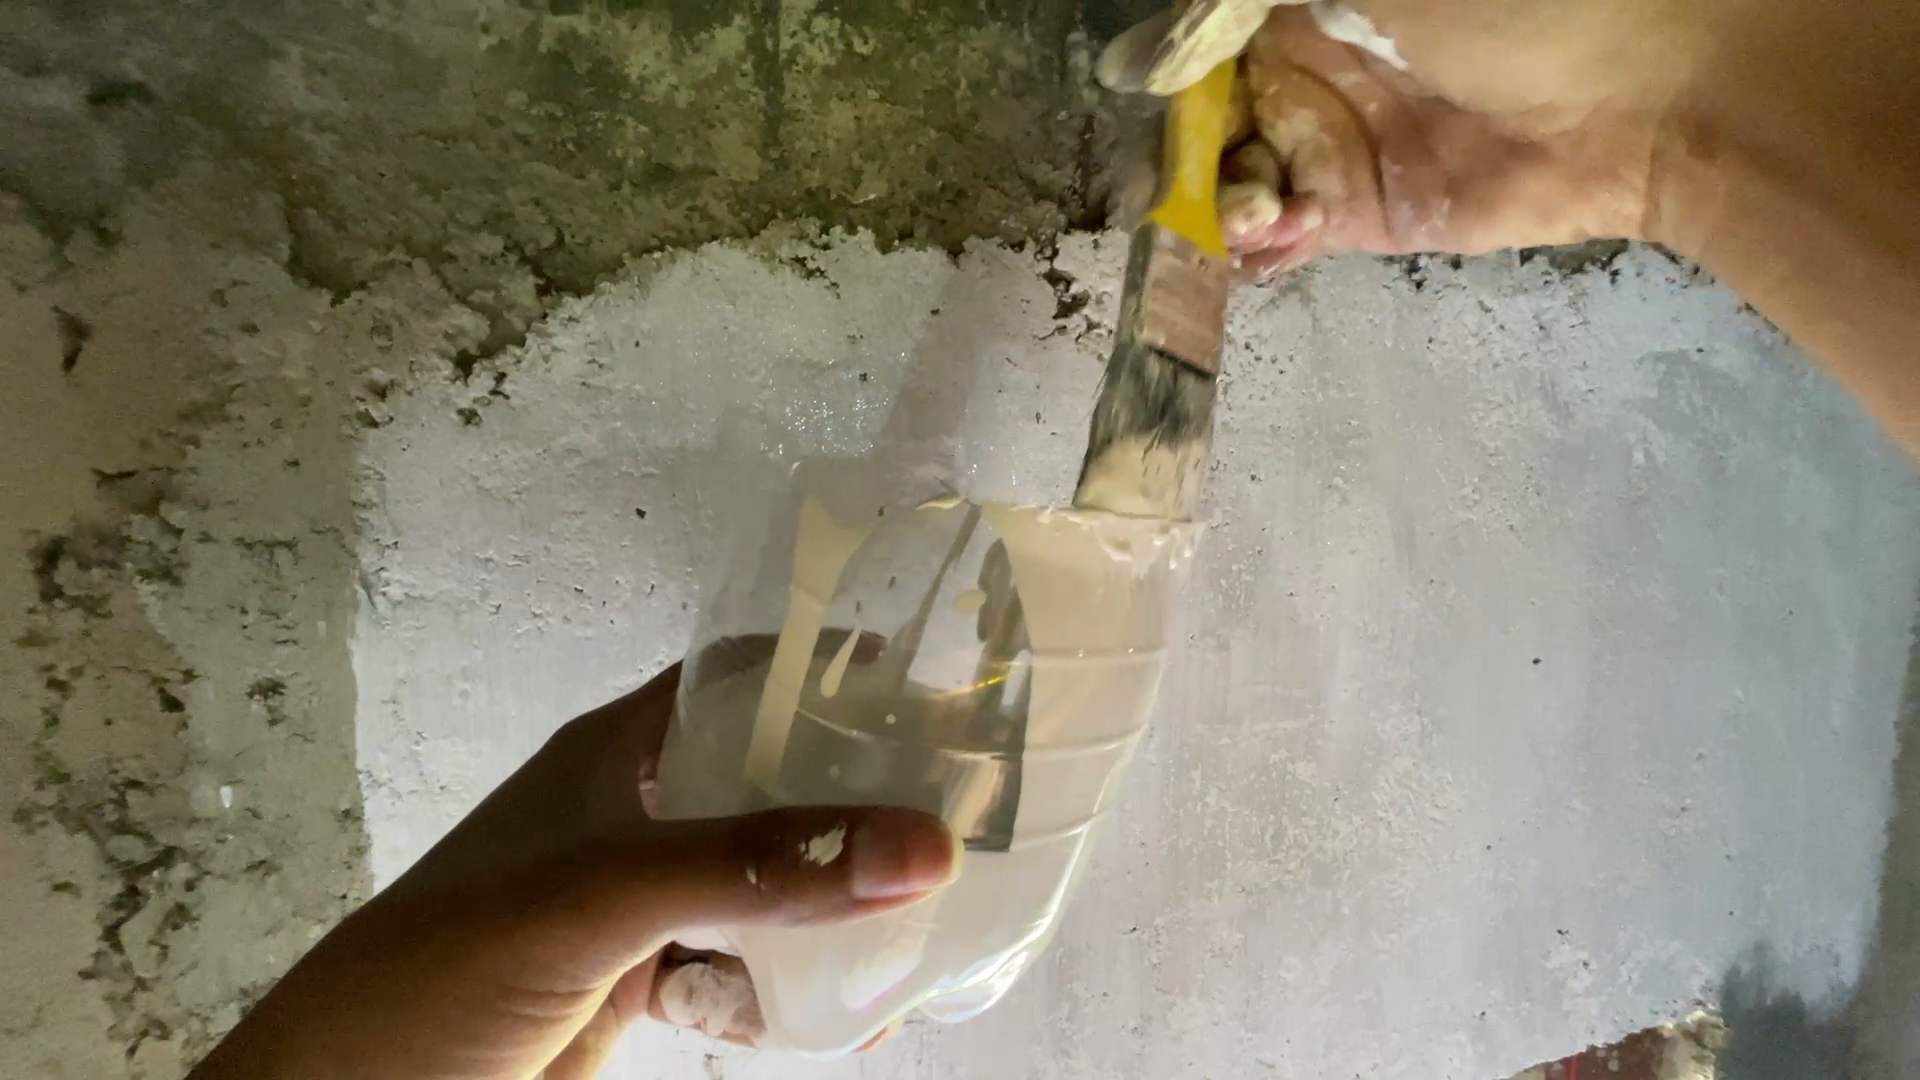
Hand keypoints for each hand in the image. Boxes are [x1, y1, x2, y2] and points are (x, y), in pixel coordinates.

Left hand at [188, 663, 957, 1078]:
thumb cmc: (450, 967)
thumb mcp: (606, 895)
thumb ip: (759, 869)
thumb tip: (921, 846)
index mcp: (626, 749)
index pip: (740, 678)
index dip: (822, 670)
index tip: (913, 685)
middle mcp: (646, 809)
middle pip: (769, 778)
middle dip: (851, 790)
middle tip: (945, 795)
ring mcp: (651, 894)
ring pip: (767, 875)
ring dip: (833, 898)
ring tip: (926, 905)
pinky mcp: (652, 970)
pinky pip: (747, 961)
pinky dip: (795, 986)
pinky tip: (856, 1013)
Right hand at [1101, 0, 1709, 276]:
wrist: (1650, 93)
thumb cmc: (1516, 1)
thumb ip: (1245, 6)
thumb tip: (1130, 59)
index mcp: (1309, 4)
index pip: (1208, 50)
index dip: (1174, 83)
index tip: (1150, 111)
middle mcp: (1309, 74)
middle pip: (1210, 126)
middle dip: (1193, 158)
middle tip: (1204, 178)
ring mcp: (1329, 148)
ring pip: (1235, 184)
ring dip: (1230, 205)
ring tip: (1264, 213)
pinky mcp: (1353, 215)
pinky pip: (1278, 237)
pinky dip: (1262, 246)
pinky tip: (1272, 240)